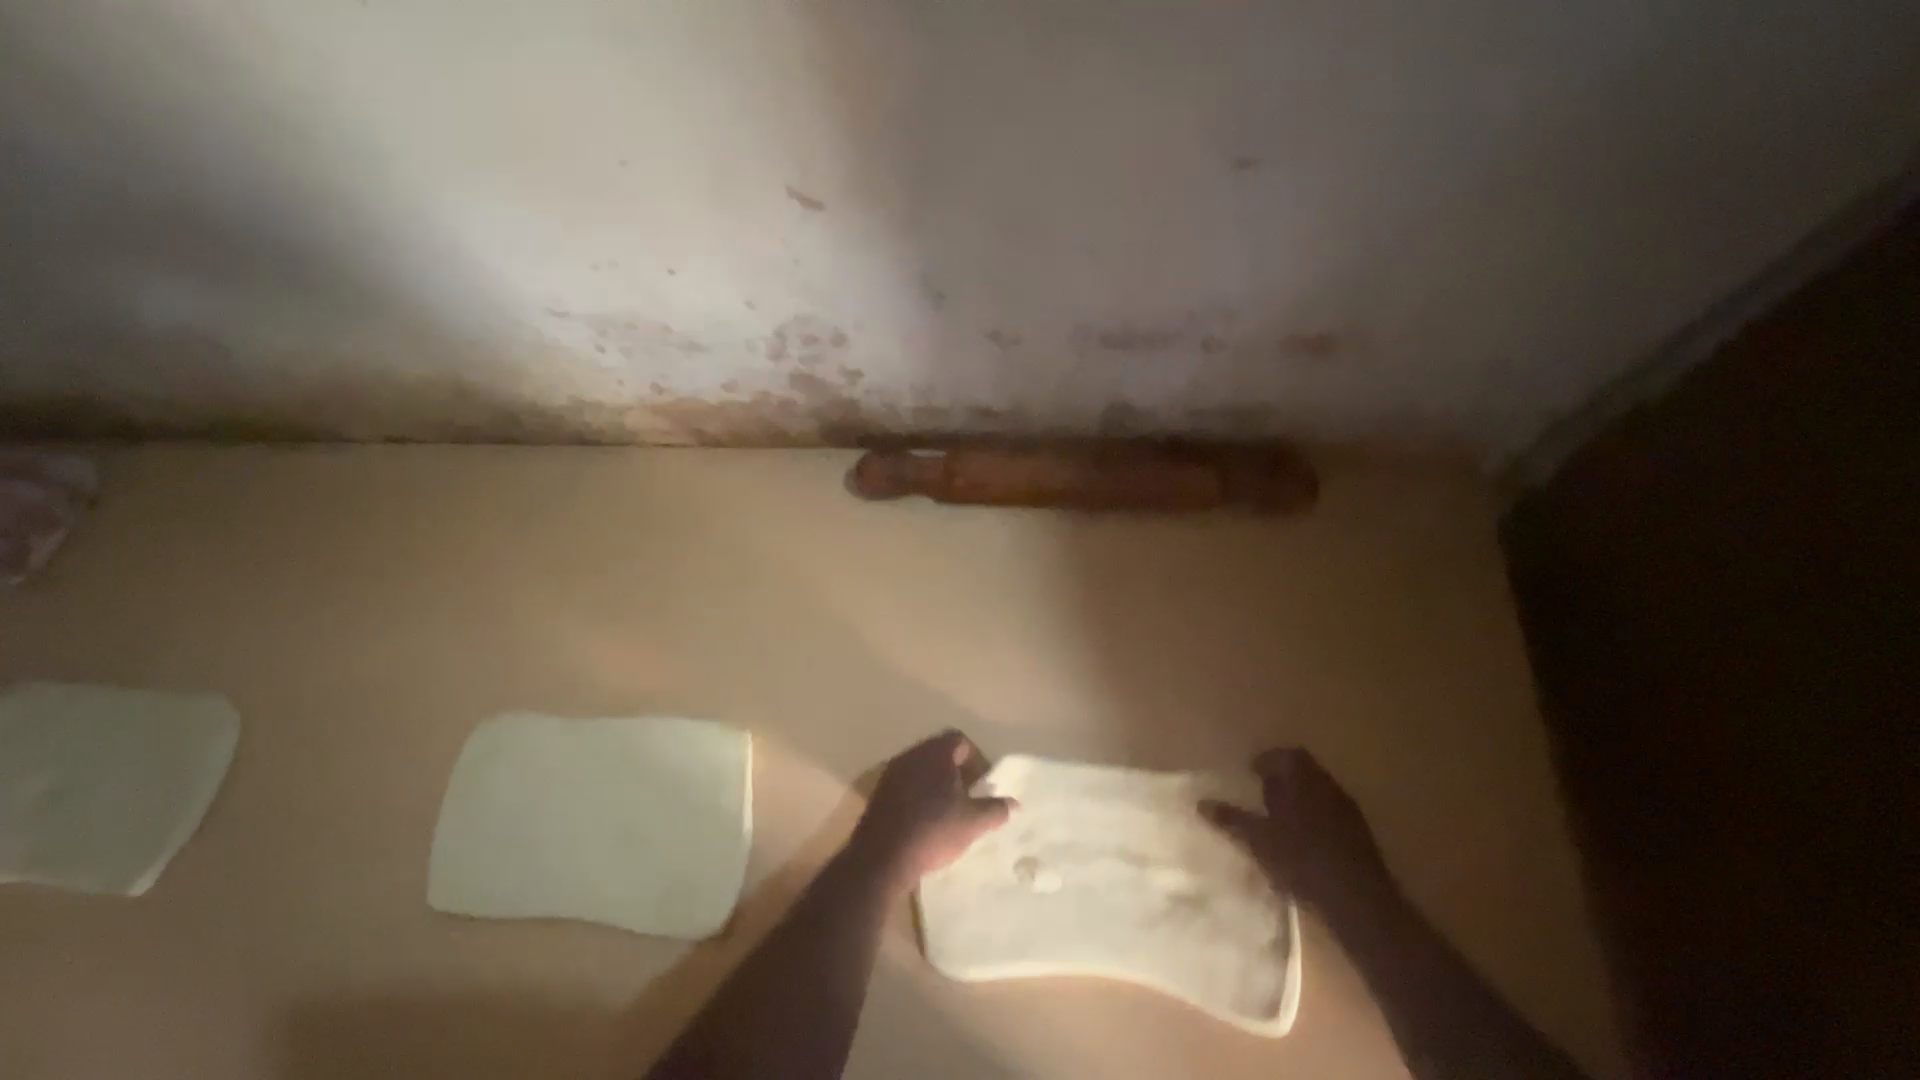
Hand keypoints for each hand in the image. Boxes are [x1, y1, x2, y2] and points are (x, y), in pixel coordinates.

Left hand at [850, 730, 1013, 890]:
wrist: (882, 857)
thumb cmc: (933, 830)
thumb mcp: (973, 822)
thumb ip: (996, 809)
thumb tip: (1014, 804)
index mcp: (934, 753)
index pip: (959, 740)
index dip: (977, 759)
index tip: (983, 783)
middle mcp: (910, 756)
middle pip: (939, 754)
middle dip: (957, 772)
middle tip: (970, 797)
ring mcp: (891, 774)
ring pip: (921, 770)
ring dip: (937, 785)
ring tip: (949, 812)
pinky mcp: (878, 795)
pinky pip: (905, 786)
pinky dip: (919, 797)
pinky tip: (926, 822)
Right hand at [1201, 748, 1393, 909]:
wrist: (1355, 896)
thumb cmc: (1300, 859)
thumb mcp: (1257, 840)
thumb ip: (1230, 819)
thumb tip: (1200, 802)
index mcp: (1302, 779)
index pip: (1286, 755)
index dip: (1266, 760)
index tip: (1251, 772)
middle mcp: (1326, 786)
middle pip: (1304, 770)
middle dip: (1283, 777)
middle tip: (1262, 792)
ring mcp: (1346, 808)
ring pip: (1319, 790)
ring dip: (1300, 796)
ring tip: (1280, 817)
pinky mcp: (1359, 832)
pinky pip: (1331, 811)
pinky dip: (1314, 815)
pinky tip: (1304, 838)